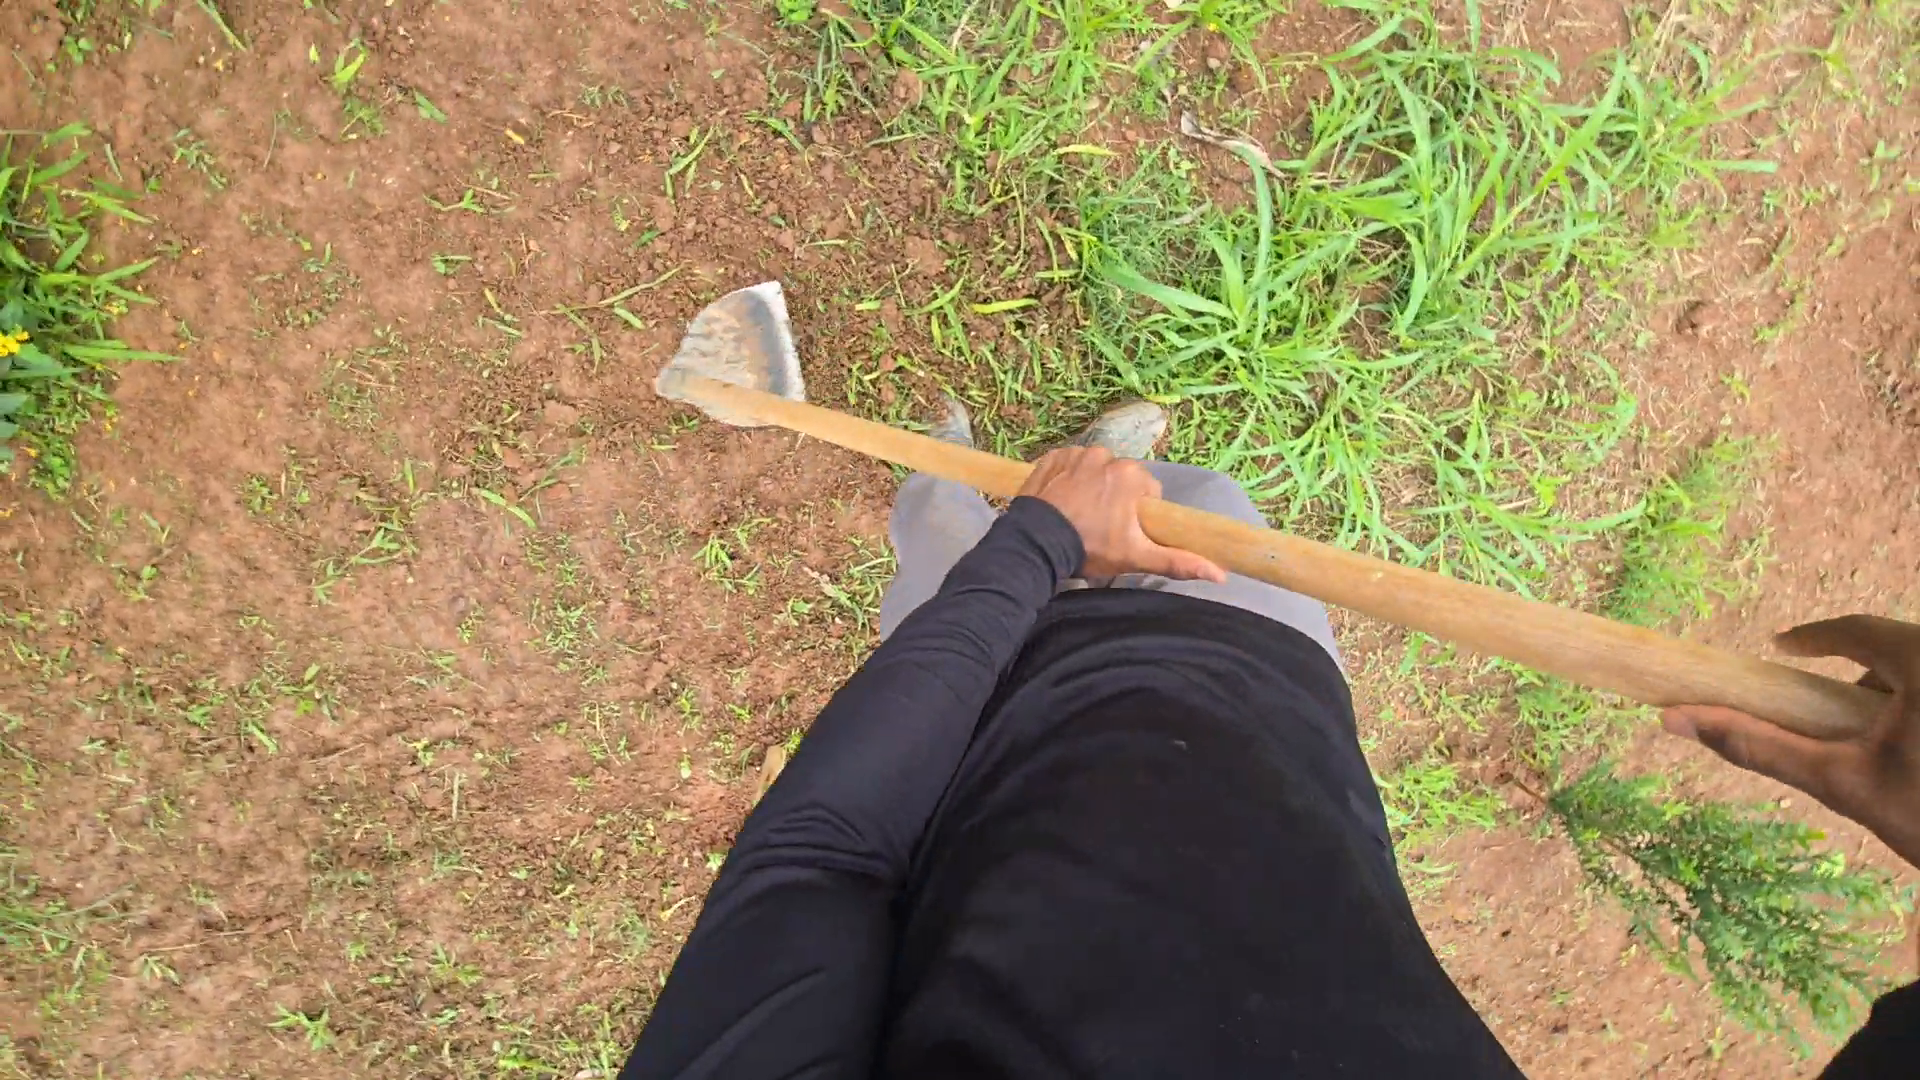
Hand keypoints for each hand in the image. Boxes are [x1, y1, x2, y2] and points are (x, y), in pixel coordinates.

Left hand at [1018, 447, 1226, 583]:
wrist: (1036, 543)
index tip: (1120, 530)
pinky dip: (1066, 478)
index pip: (1147, 491)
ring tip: (1077, 514)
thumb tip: (1220, 575)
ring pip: (1094, 469)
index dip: (1137, 513)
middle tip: (1097, 525)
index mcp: (1133, 475)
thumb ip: (1177, 561)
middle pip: (1121, 478)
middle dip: (1113, 498)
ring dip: (1090, 486)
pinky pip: (1068, 464)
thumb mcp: (1135, 557)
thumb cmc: (1090, 548)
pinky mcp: (1051, 456)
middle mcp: (1107, 455)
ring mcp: (1076, 453)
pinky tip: (1060, 501)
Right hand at [1662, 615, 1919, 866]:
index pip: (1863, 630)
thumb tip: (1669, 717)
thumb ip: (1757, 744)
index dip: (1819, 635)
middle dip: (1875, 671)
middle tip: (1842, 706)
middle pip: (1912, 650)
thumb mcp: (1841, 782)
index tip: (1787, 646)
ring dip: (1913, 691)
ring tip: (1896, 737)